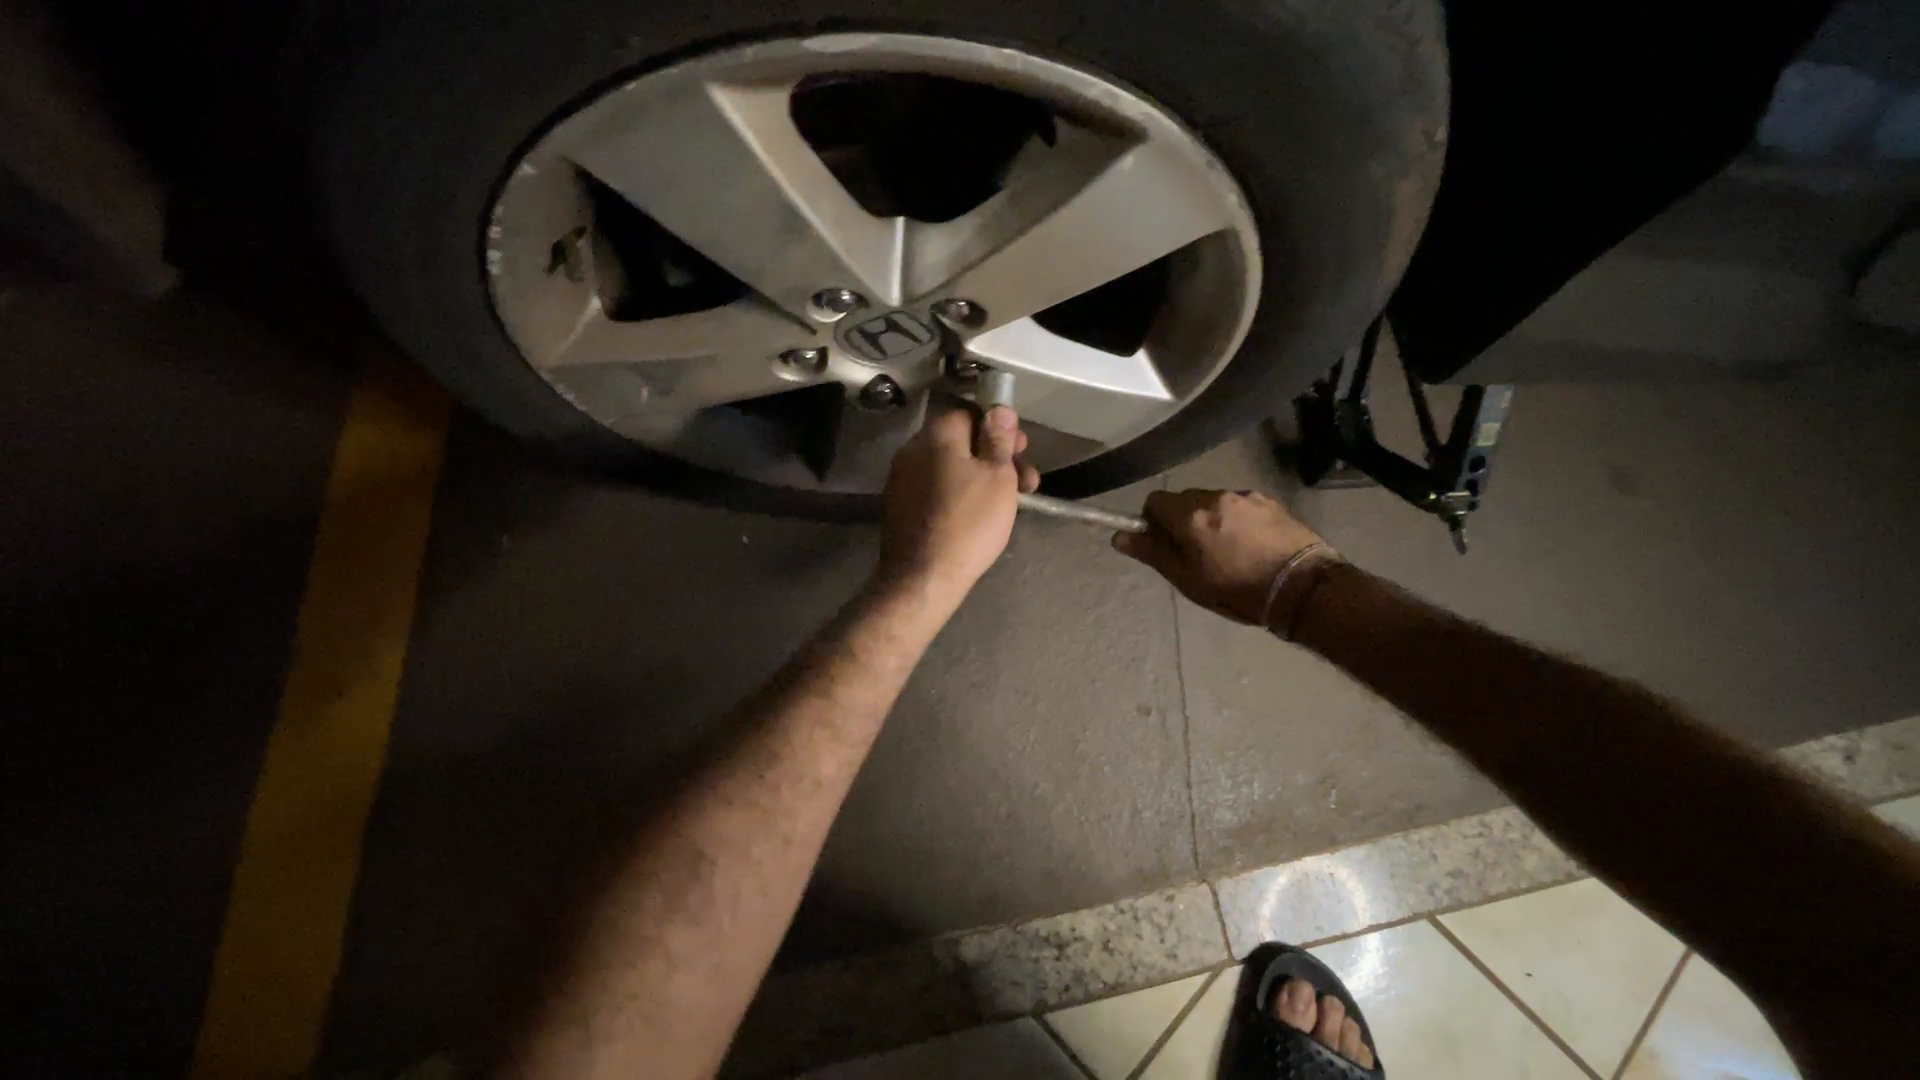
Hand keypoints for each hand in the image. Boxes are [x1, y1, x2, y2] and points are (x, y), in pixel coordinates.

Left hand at [878, 405, 1040, 601]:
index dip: (998, 427)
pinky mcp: (900, 506)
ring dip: (980, 476)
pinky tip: (978, 514)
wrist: (924, 576)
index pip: (970, 413)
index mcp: (936, 434)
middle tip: (1024, 477)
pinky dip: (958, 493)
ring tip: (1011, 501)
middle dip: (995, 455)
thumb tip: (999, 410)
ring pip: (949, 467)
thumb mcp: (998, 477)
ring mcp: (902, 478)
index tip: (1021, 448)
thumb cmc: (969, 522)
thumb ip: (998, 439)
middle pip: (960, 441)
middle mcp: (912, 449)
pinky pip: (935, 487)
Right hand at [1112, 489, 1328, 626]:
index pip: (1154, 501)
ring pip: (1213, 501)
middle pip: (1184, 499)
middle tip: (1196, 553)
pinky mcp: (1271, 502)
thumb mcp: (1187, 579)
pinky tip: (1251, 545)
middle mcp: (1214, 497)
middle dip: (1182, 519)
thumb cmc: (1236, 589)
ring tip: (1228, 551)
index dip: (1153, 522)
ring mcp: (1246, 496)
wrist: (1301, 586)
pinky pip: (1240, 505)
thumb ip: (1152, 553)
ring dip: (1211, 518)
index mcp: (1189, 515)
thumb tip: (1119, 536)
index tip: (1164, 544)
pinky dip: (1236, 519)